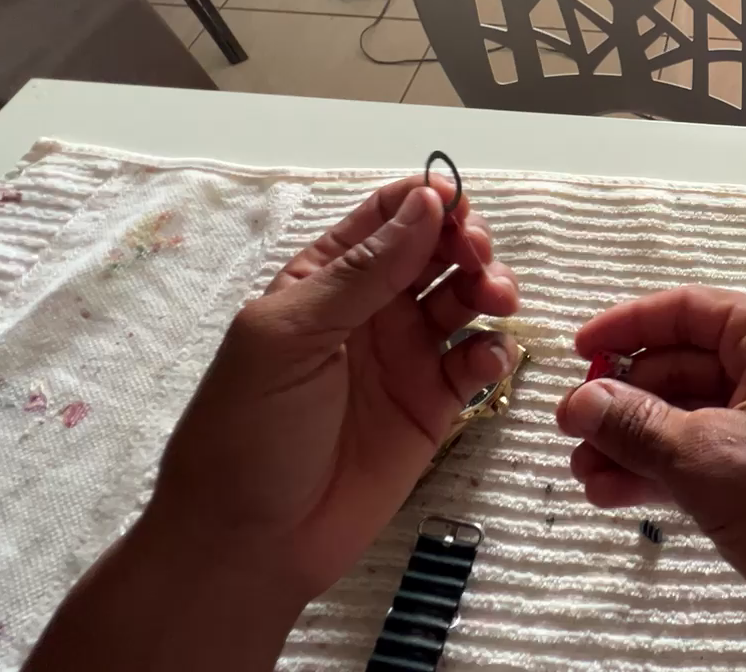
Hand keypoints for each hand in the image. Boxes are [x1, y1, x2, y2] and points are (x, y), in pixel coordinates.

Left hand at [26, 175, 518, 670]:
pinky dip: (494, 350)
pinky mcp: (439, 398)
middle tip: (478, 259)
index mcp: (330, 278)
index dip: (428, 201)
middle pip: (440, 249)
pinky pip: (480, 357)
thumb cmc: (249, 428)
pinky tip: (484, 362)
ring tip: (496, 302)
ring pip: (468, 296)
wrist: (251, 546)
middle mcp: (377, 306)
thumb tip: (429, 199)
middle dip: (469, 242)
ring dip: (491, 287)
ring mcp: (411, 351)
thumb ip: (365, 269)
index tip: (458, 208)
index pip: (389, 216)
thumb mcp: (292, 336)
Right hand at [555, 287, 745, 671]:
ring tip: (584, 472)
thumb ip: (636, 426)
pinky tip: (613, 491)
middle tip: (571, 432)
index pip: (685, 310)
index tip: (575, 351)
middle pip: (679, 362)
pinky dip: (659, 466)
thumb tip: (575, 400)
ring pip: (685, 410)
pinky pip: (701, 448)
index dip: (625, 326)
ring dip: (634, 439)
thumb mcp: (710, 460)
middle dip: (623, 399)